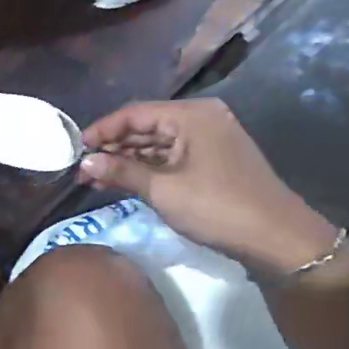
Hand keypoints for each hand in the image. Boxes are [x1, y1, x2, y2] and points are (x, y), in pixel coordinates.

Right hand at [78, 99, 340, 275]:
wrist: (273, 235)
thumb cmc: (216, 207)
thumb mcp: (163, 190)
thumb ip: (122, 172)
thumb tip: (85, 162)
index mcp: (191, 115)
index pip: (135, 113)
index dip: (102, 130)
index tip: (74, 148)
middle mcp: (201, 119)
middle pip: (146, 126)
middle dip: (112, 147)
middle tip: (81, 169)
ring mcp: (208, 139)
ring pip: (157, 143)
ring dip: (126, 160)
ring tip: (94, 179)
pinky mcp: (211, 160)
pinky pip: (170, 157)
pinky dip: (146, 169)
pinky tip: (123, 182)